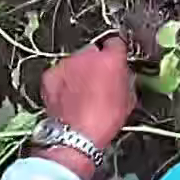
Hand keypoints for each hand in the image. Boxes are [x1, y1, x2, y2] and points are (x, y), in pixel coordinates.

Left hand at [34, 37, 135, 179]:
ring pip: (75, 62)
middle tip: (98, 82)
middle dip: (96, 64)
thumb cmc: (103, 121)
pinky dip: (63, 81)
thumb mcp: (128, 100)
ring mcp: (67, 64)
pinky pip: (60, 73)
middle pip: (93, 52)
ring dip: (78, 72)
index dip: (116, 53)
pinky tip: (68, 97)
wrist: (76, 136)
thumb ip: (125, 80)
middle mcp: (87, 56)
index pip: (116, 43)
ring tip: (81, 93)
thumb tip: (123, 77)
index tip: (115, 61)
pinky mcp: (51, 74)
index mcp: (111, 59)